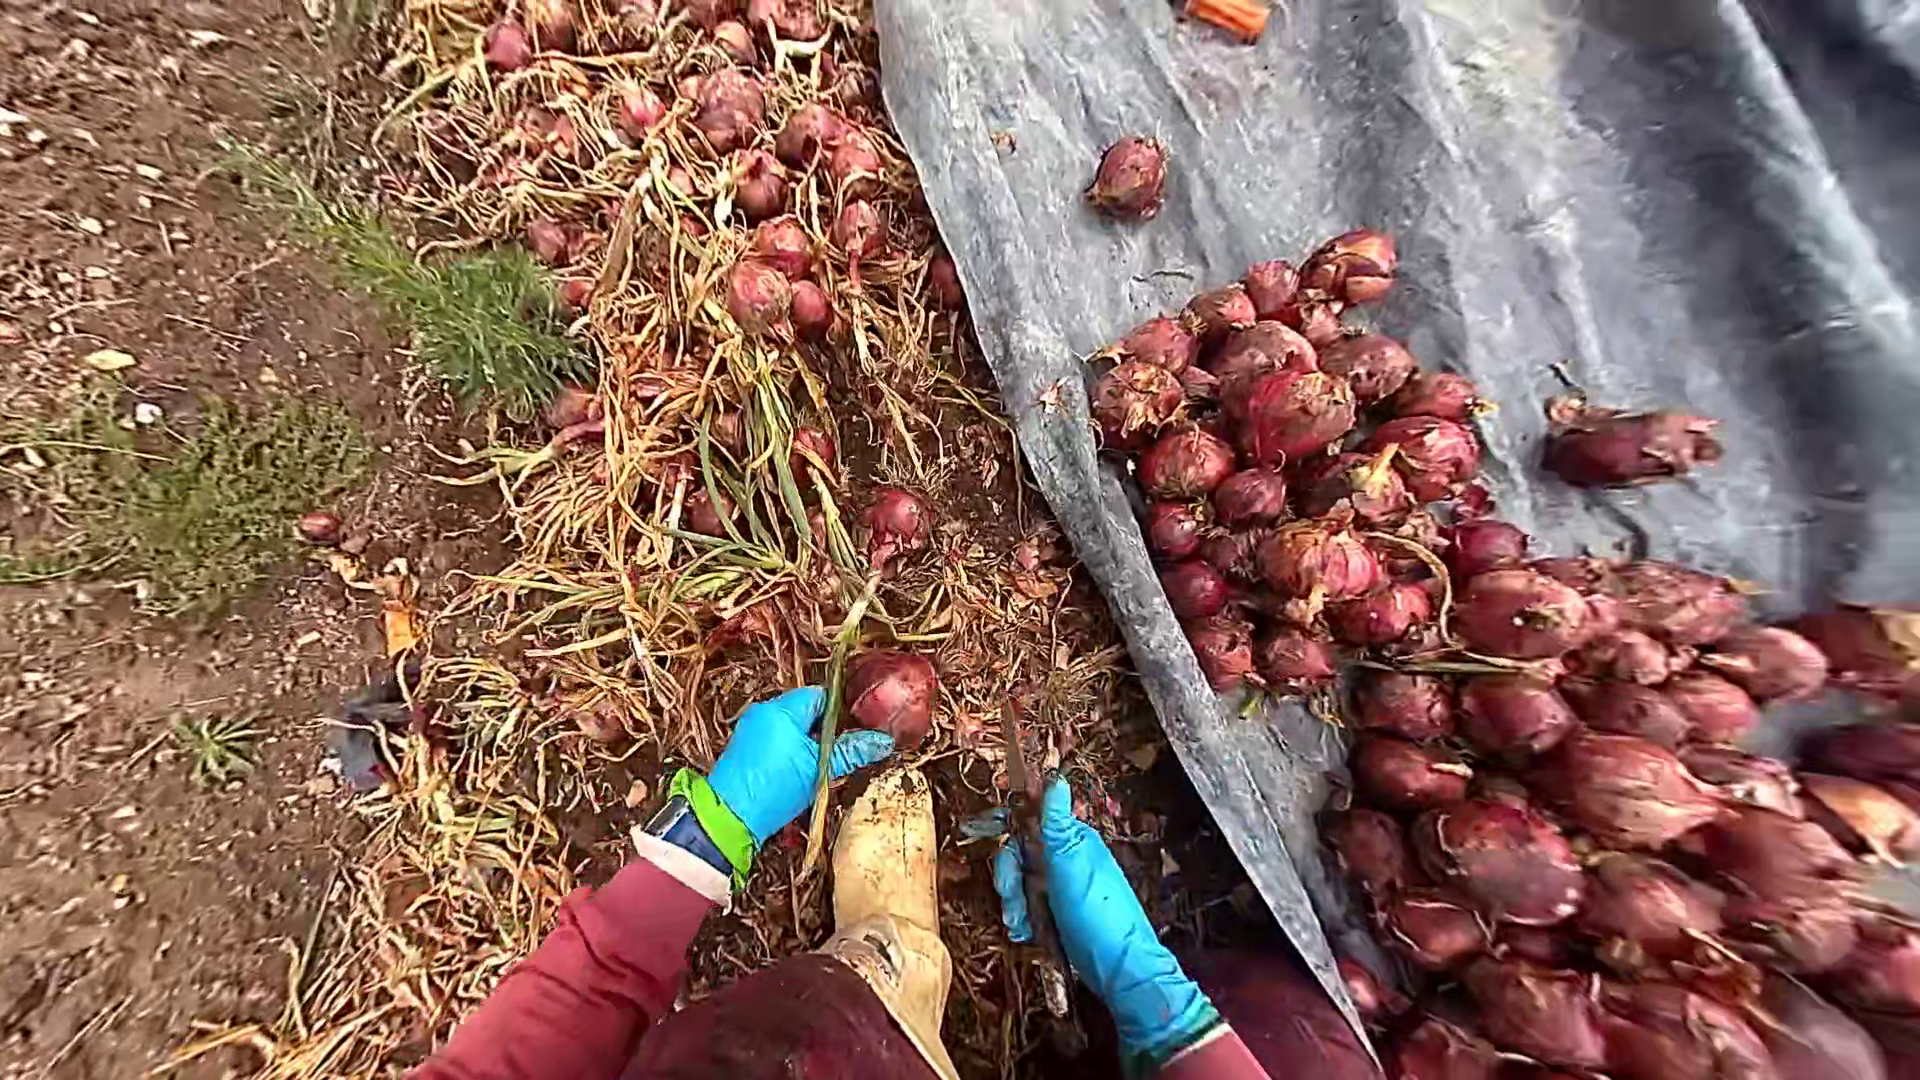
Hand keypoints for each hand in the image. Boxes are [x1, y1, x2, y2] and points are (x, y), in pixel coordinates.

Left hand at [708, 686, 895, 844]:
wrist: (728, 820)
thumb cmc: (774, 788)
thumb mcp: (819, 768)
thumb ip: (851, 751)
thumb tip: (883, 741)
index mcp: (782, 709)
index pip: (821, 695)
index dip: (840, 709)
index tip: (856, 727)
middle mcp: (765, 712)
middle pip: (807, 709)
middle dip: (826, 728)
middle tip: (844, 747)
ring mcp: (752, 729)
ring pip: (793, 725)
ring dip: (810, 740)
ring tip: (825, 761)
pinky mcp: (745, 748)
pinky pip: (777, 738)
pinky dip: (793, 748)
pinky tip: (803, 769)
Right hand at [992, 777, 1219, 1067]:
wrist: (1120, 971)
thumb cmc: (1097, 911)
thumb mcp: (1069, 860)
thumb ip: (1056, 819)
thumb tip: (1055, 777)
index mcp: (1070, 839)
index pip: (1030, 820)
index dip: (1009, 828)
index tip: (988, 836)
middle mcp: (1065, 859)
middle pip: (1021, 854)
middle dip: (1009, 874)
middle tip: (1008, 892)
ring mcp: (1063, 888)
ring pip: (1023, 883)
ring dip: (1015, 901)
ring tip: (1020, 922)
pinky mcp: (1060, 915)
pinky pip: (1031, 908)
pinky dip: (1025, 919)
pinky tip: (1027, 932)